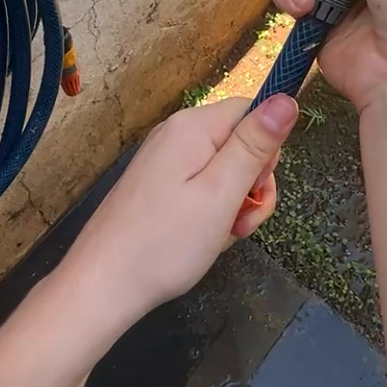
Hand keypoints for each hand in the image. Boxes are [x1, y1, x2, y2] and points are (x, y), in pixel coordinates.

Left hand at [59, 95, 296, 329]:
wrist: (100, 288)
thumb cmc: (165, 243)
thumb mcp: (222, 193)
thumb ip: (255, 144)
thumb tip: (286, 98)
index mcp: (193, 126)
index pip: (252, 112)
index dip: (265, 150)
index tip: (254, 190)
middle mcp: (177, 132)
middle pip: (241, 142)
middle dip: (250, 183)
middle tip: (238, 222)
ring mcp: (165, 158)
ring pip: (225, 168)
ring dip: (234, 203)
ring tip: (220, 236)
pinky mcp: (158, 183)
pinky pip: (202, 185)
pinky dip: (212, 210)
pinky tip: (203, 237)